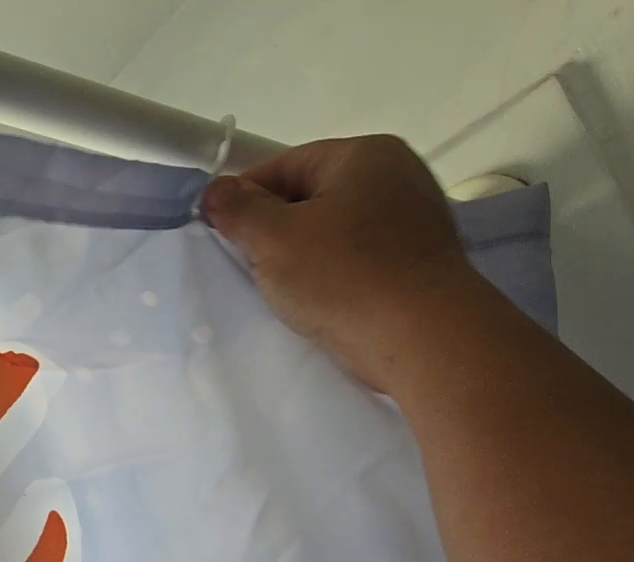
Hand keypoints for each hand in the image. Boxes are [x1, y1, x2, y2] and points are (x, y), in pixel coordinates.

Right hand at [202, 135, 492, 393]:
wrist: (417, 333)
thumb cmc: (340, 274)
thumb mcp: (273, 238)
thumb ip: (238, 210)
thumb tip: (216, 189)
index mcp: (363, 156)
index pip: (282, 165)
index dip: (243, 197)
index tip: (218, 232)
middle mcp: (394, 174)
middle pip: (307, 195)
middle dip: (270, 228)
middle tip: (244, 262)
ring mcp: (408, 216)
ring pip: (327, 227)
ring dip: (294, 253)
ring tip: (276, 284)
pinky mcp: (411, 256)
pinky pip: (351, 253)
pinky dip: (324, 270)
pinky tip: (311, 295)